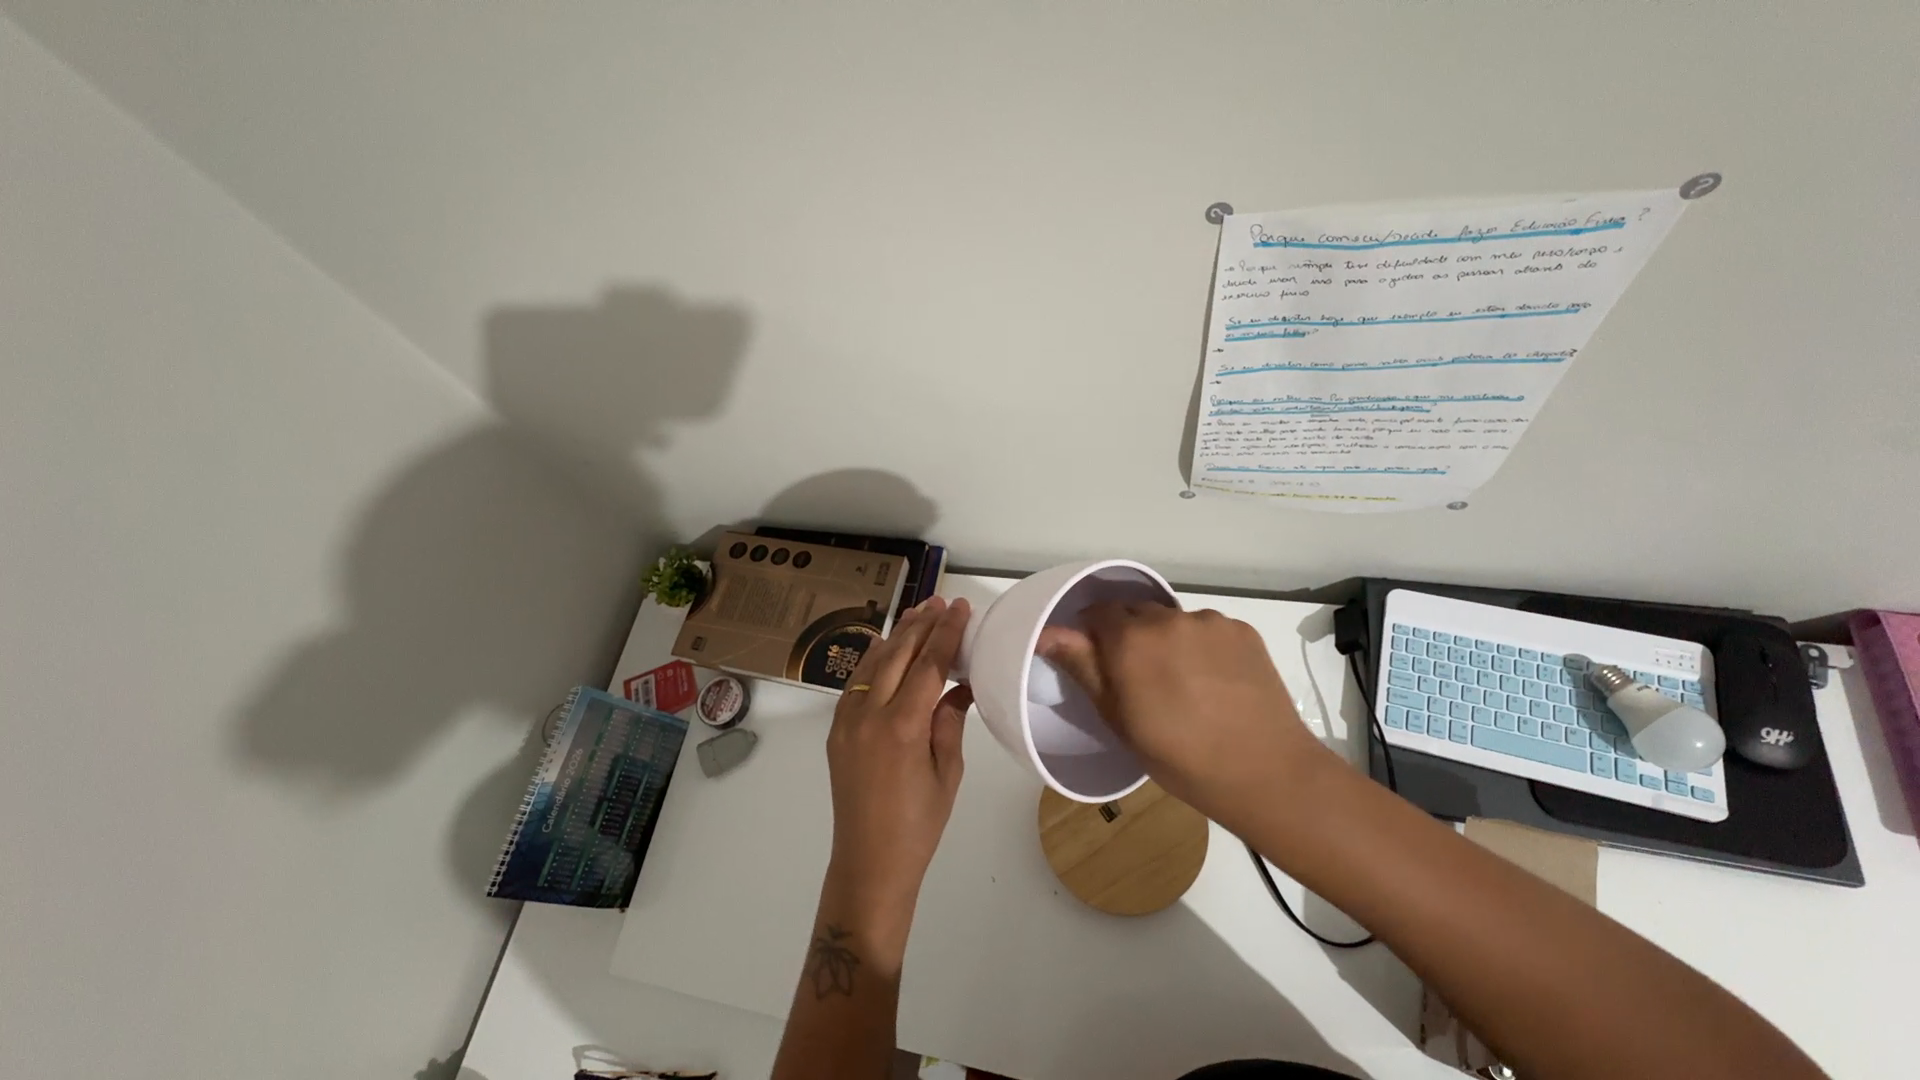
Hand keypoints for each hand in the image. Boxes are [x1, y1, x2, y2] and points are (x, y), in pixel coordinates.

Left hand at [823, 596, 972, 934]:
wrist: (869, 862)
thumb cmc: (919, 824)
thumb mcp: (947, 772)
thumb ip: (949, 722)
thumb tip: (958, 686)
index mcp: (903, 727)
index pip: (928, 666)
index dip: (946, 634)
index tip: (959, 609)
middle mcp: (869, 716)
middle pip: (897, 656)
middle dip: (920, 625)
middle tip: (939, 601)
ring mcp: (847, 722)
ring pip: (871, 665)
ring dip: (895, 637)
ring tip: (916, 614)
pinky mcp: (836, 732)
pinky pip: (854, 685)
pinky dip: (871, 660)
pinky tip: (881, 645)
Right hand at [1038, 603, 1335, 831]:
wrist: (1264, 771)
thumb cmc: (1179, 757)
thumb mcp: (1118, 719)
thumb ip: (1083, 667)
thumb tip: (1047, 633)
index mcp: (1131, 639)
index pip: (1097, 613)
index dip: (1093, 635)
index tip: (1099, 664)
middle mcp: (1169, 618)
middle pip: (1136, 612)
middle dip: (1129, 636)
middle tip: (1138, 678)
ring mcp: (1210, 622)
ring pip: (1174, 621)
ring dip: (1167, 640)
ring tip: (1181, 683)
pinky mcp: (1242, 631)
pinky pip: (1208, 629)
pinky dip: (1201, 647)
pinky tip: (1213, 681)